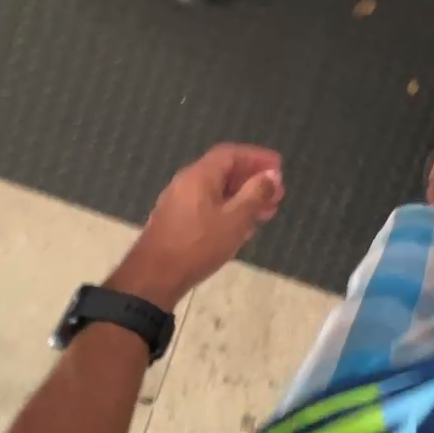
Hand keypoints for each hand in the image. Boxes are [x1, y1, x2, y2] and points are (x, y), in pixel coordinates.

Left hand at [105, 143, 283, 308]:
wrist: (154, 278)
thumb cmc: (199, 244)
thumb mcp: (235, 218)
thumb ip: (256, 194)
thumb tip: (272, 175)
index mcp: (199, 176)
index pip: (230, 154)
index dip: (257, 157)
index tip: (279, 166)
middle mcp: (187, 184)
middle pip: (224, 172)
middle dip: (254, 180)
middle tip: (278, 193)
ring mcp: (180, 203)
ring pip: (218, 191)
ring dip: (245, 197)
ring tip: (268, 211)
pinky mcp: (178, 221)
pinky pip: (210, 206)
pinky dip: (231, 209)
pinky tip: (244, 226)